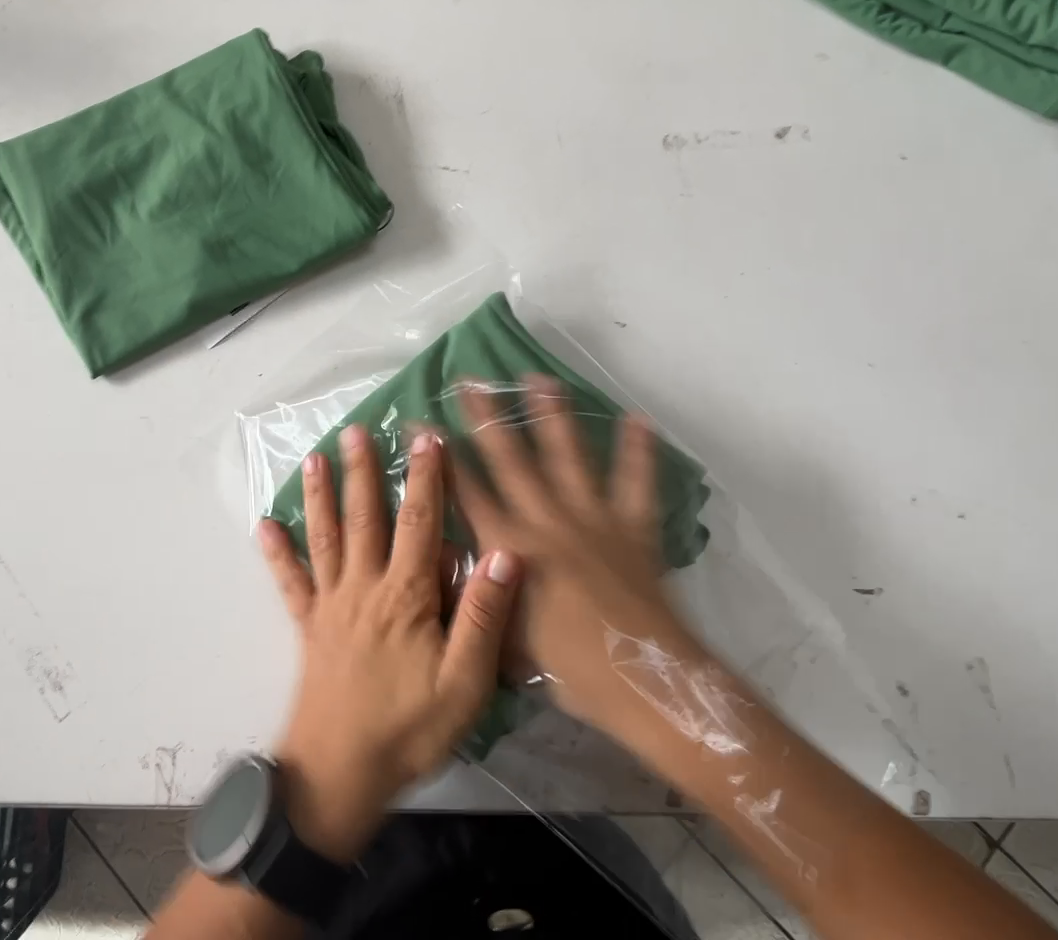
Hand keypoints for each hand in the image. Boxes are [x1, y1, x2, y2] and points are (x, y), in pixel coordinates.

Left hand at [257, 423, 521, 861]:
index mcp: (406, 596)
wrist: (339, 773)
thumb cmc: (408, 729)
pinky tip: (265, 525)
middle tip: (355, 429)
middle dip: (363, 471)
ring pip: (326, 538)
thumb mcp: (464, 682)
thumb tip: (504, 552)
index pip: (420, 523)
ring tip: (313, 458)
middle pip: (365, 519)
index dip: (425, 478)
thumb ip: (482, 617)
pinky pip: (290, 583)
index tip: (425, 436)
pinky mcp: (308, 627)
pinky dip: (277, 552)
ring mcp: (330, 606)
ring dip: (321, 496)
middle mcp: (364, 588)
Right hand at [452, 376, 703, 733]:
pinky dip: (638, 451)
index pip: (463, 490)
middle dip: (486, 417)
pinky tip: (638, 418)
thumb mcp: (498, 637)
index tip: (418, 423)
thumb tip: (447, 567)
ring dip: (552, 415)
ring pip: (568, 456)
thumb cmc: (563, 668)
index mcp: (507, 546)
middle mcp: (545, 520)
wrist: (637, 678)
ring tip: (539, 379)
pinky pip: (636, 482)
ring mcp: (591, 518)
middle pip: (509, 459)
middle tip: (470, 380)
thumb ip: (473, 597)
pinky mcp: (632, 528)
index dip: (437, 456)